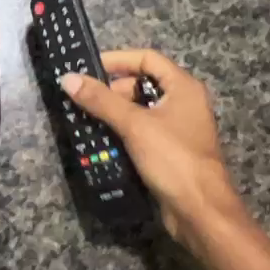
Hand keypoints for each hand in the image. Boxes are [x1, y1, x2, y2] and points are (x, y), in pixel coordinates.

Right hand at [58, 50, 247, 251]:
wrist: (201, 211)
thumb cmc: (173, 158)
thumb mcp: (134, 125)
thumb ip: (101, 100)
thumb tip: (68, 78)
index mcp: (183, 86)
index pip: (147, 58)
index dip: (118, 60)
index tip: (89, 68)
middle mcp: (184, 102)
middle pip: (144, 83)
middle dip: (113, 89)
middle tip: (85, 98)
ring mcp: (179, 128)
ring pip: (142, 109)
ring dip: (116, 112)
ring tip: (87, 117)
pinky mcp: (171, 151)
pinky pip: (144, 131)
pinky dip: (124, 131)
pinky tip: (102, 139)